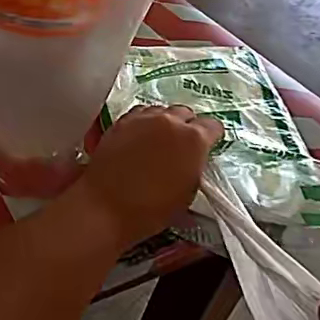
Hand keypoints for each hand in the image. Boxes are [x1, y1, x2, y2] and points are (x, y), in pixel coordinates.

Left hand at [75, 105, 221, 243]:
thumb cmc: (153, 209)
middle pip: (184, 113)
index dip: (211, 137)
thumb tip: (192, 161)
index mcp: (194, 139)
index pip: (212, 126)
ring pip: (160, 110)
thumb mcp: (187, 192)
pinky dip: (144, 121)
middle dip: (187, 126)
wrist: (106, 205)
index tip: (208, 146)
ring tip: (160, 139)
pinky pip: (139, 114)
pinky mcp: (120, 122)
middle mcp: (169, 121)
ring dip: (164, 121)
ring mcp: (142, 118)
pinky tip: (140, 136)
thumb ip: (195, 167)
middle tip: (182, 144)